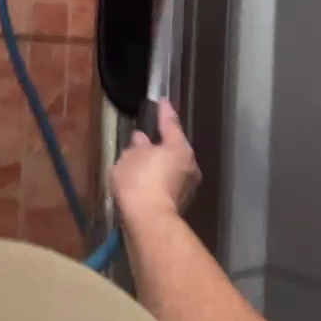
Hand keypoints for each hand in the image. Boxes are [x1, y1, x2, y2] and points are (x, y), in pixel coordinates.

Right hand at [110, 99, 199, 223]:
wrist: (149, 219)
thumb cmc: (139, 181)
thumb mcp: (130, 157)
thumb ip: (137, 147)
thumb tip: (142, 140)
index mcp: (179, 148)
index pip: (171, 124)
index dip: (164, 112)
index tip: (163, 101)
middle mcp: (189, 164)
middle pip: (173, 148)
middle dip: (159, 142)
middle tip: (143, 137)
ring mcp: (187, 185)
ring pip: (170, 165)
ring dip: (157, 161)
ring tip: (139, 160)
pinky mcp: (179, 201)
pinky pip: (167, 181)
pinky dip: (156, 177)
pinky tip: (142, 179)